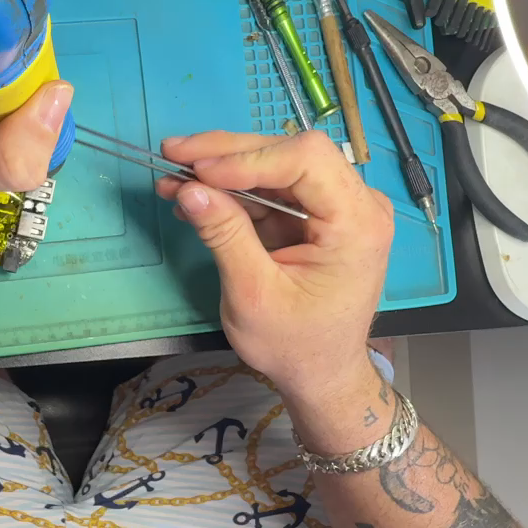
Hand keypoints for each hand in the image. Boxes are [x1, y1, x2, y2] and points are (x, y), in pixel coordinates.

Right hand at [157, 130, 395, 441]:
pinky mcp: (313, 217)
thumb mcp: (252, 294)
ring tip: (172, 178)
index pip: (305, 159)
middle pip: (288, 153)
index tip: (195, 169)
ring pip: (274, 168)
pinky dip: (231, 193)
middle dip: (226, 154)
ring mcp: (335, 208)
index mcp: (356, 222)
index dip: (246, 157)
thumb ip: (224, 236)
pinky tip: (193, 197)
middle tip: (172, 154)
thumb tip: (188, 189)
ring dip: (221, 171)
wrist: (319, 374)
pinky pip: (271, 192)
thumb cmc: (294, 345)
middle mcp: (355, 204)